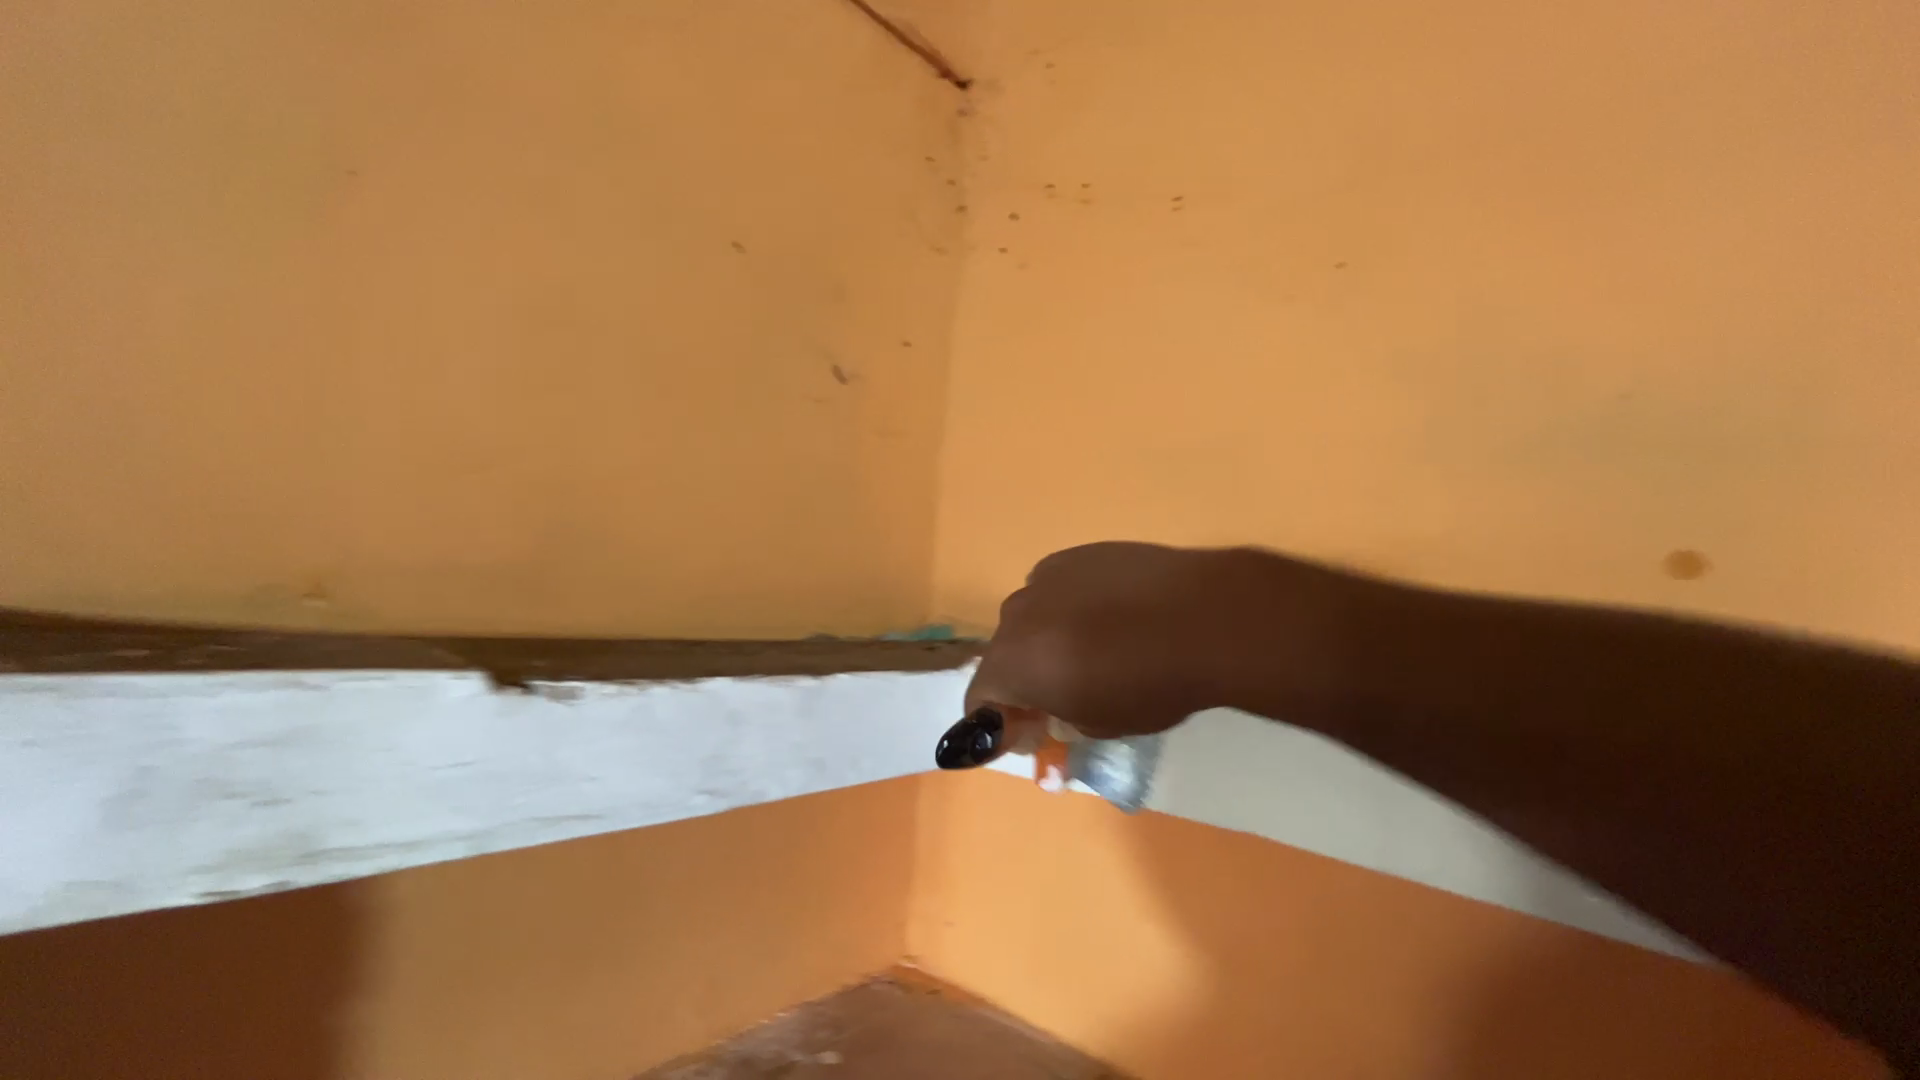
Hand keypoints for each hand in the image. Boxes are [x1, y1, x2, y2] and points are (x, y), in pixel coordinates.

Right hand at [962, 542, 1361, 739]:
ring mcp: (1046, 577)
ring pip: (1031, 618)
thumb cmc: (1148, 685)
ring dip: (1047, 641)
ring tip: (1093, 653)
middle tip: (1062, 701)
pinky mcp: (1078, 554)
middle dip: (1024, 683)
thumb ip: (1058, 723)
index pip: (979, 699)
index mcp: (1011, 662)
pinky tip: (1111, 618)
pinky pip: (1059, 589)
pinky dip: (1071, 609)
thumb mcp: (1097, 725)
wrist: (1205, 617)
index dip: (999, 726)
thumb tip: (1049, 720)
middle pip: (1004, 655)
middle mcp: (1015, 614)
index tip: (1032, 739)